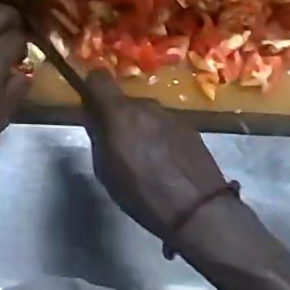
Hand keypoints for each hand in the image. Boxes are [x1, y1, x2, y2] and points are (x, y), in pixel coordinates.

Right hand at [82, 72, 228, 237]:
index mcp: (119, 113)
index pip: (98, 79)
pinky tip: (166, 161)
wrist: (199, 211)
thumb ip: (97, 137)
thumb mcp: (106, 170)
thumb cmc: (142, 194)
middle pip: (124, 101)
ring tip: (146, 156)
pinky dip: (161, 136)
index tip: (90, 106)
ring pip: (146, 113)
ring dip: (141, 126)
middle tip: (119, 142)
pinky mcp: (190, 128)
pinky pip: (165, 125)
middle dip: (118, 116)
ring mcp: (170, 115)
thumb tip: (93, 119)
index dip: (92, 89)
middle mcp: (145, 106)